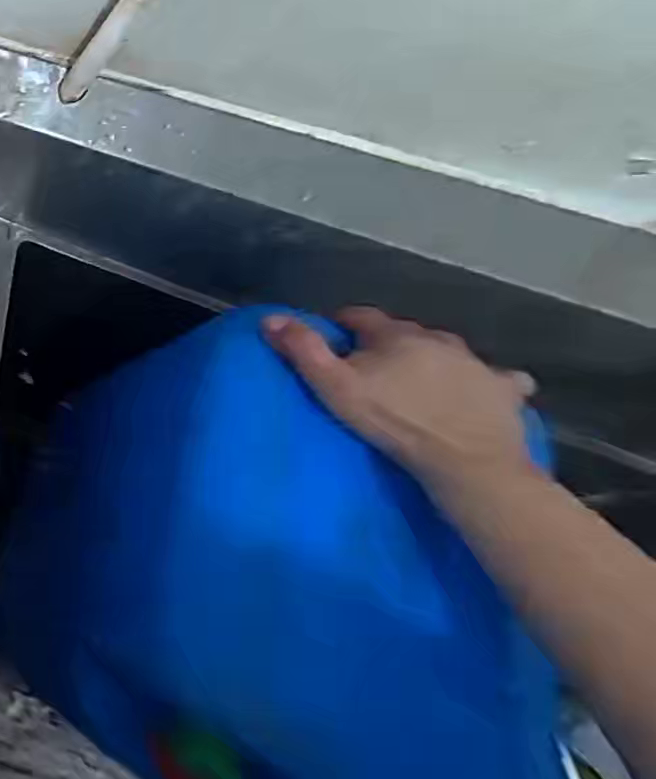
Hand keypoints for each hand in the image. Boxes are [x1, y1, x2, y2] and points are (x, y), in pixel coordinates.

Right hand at [263, 307, 538, 493]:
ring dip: (429, 356)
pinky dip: (482, 378)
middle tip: (368, 368)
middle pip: (404, 331)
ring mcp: (479, 365)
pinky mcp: (508, 392)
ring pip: (447, 350)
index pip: (361, 315)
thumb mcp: (332, 385)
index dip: (341, 325)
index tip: (331, 344)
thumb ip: (302, 348)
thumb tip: (271, 318)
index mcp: (396, 336)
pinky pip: (498, 376)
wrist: (466, 463)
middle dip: (385, 342)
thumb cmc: (391, 420)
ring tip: (414, 379)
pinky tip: (475, 389)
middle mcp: (441, 341)